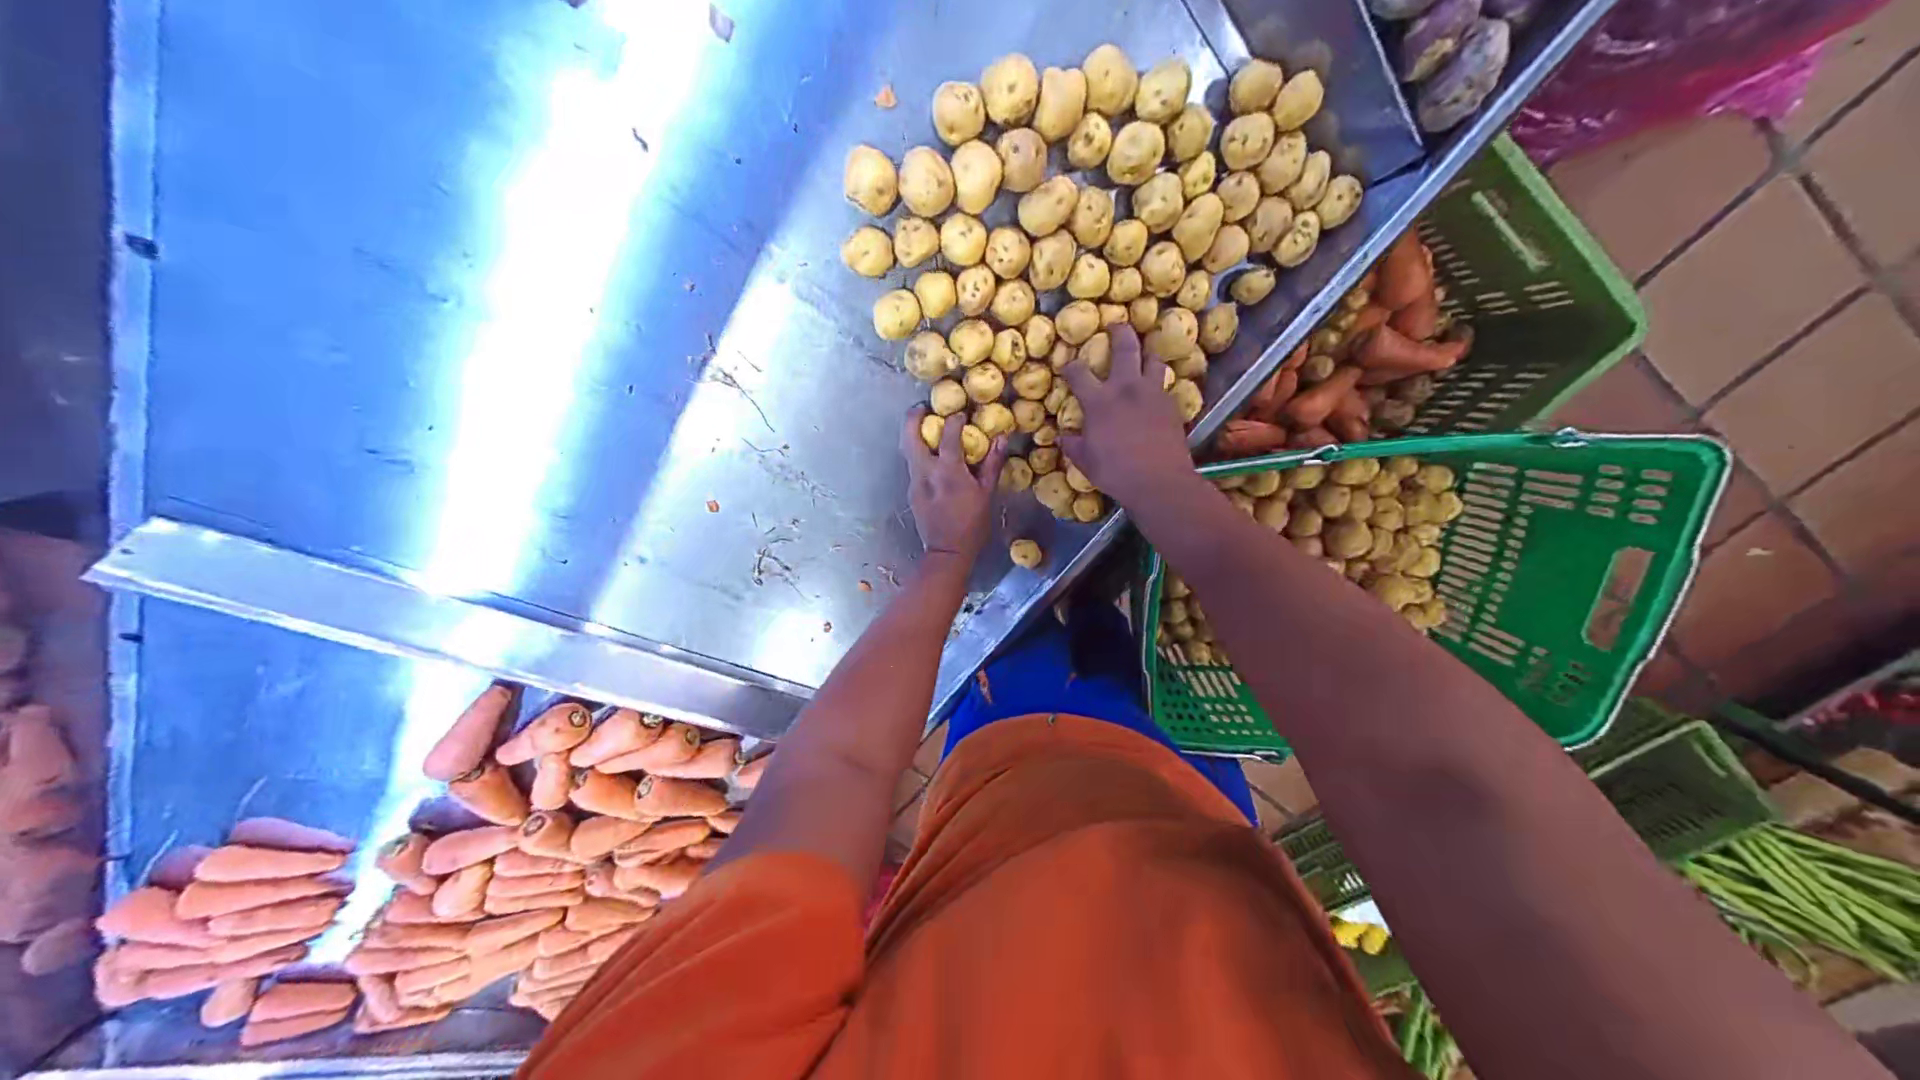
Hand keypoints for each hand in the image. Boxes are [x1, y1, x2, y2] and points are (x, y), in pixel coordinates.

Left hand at [900, 409, 1004, 561]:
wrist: (947, 552)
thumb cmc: (972, 524)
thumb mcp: (987, 494)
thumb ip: (991, 463)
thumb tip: (1001, 438)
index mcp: (948, 471)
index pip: (948, 435)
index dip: (954, 420)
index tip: (961, 414)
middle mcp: (925, 472)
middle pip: (910, 436)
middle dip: (913, 417)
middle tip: (922, 407)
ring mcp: (915, 482)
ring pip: (907, 450)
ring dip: (913, 434)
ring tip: (925, 426)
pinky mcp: (911, 492)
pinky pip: (913, 466)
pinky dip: (919, 454)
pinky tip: (930, 457)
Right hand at [1058, 325, 1194, 505]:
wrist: (1158, 481)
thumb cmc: (1115, 472)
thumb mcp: (1085, 461)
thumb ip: (1073, 444)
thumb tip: (1064, 437)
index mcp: (1099, 401)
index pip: (1079, 372)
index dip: (1070, 366)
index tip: (1068, 366)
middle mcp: (1126, 388)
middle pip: (1124, 347)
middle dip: (1119, 332)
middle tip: (1116, 325)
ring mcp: (1152, 393)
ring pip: (1152, 359)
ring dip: (1146, 353)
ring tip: (1143, 354)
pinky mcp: (1171, 405)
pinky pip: (1164, 385)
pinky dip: (1157, 384)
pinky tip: (1154, 391)